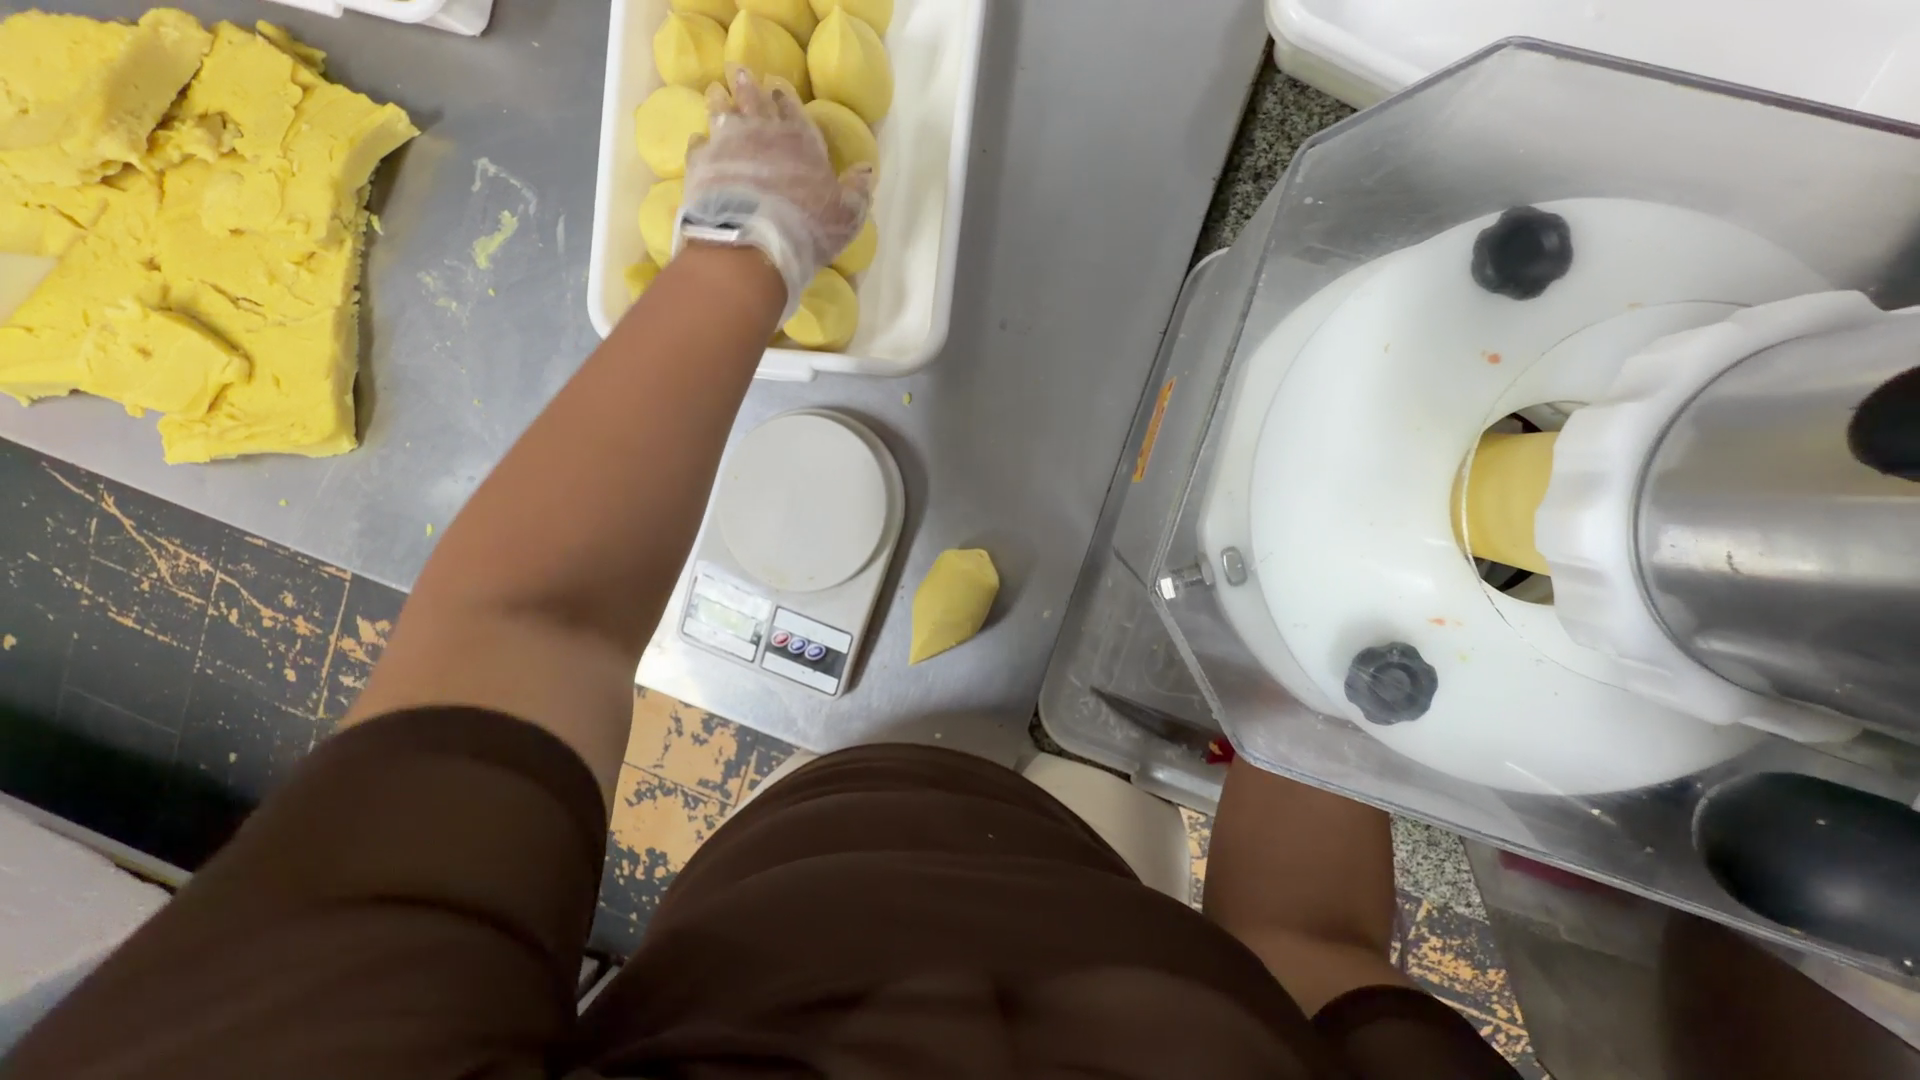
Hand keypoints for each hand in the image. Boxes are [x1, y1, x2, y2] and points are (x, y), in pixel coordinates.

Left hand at [678, 66, 875, 320]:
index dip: (784, 98)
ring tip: (714, 90)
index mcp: (801, 141)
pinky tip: (699, 139)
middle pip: (753, 100)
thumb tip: (866, 169)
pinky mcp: (701, 164)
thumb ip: (857, 191)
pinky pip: (699, 145)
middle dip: (747, 84)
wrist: (751, 244)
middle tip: (738, 70)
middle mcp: (763, 134)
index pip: (792, 110)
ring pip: (722, 113)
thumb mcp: (846, 216)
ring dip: (719, 100)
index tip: (775, 86)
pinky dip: (700, 141)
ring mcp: (728, 145)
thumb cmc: (807, 229)